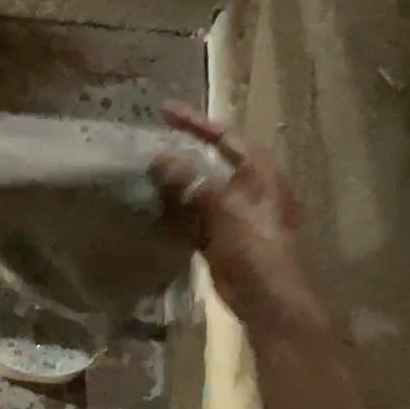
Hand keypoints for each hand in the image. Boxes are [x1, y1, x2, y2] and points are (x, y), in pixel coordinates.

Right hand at [150, 103, 320, 330]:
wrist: (267, 298)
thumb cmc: (254, 245)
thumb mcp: (222, 206)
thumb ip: (190, 180)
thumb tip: (158, 158)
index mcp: (259, 173)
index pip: (225, 137)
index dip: (195, 122)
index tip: (164, 110)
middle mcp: (249, 188)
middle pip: (210, 162)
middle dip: (181, 153)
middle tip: (149, 141)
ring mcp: (234, 214)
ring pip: (199, 189)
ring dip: (173, 182)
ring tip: (142, 171)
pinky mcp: (221, 238)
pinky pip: (193, 216)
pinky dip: (174, 210)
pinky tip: (151, 205)